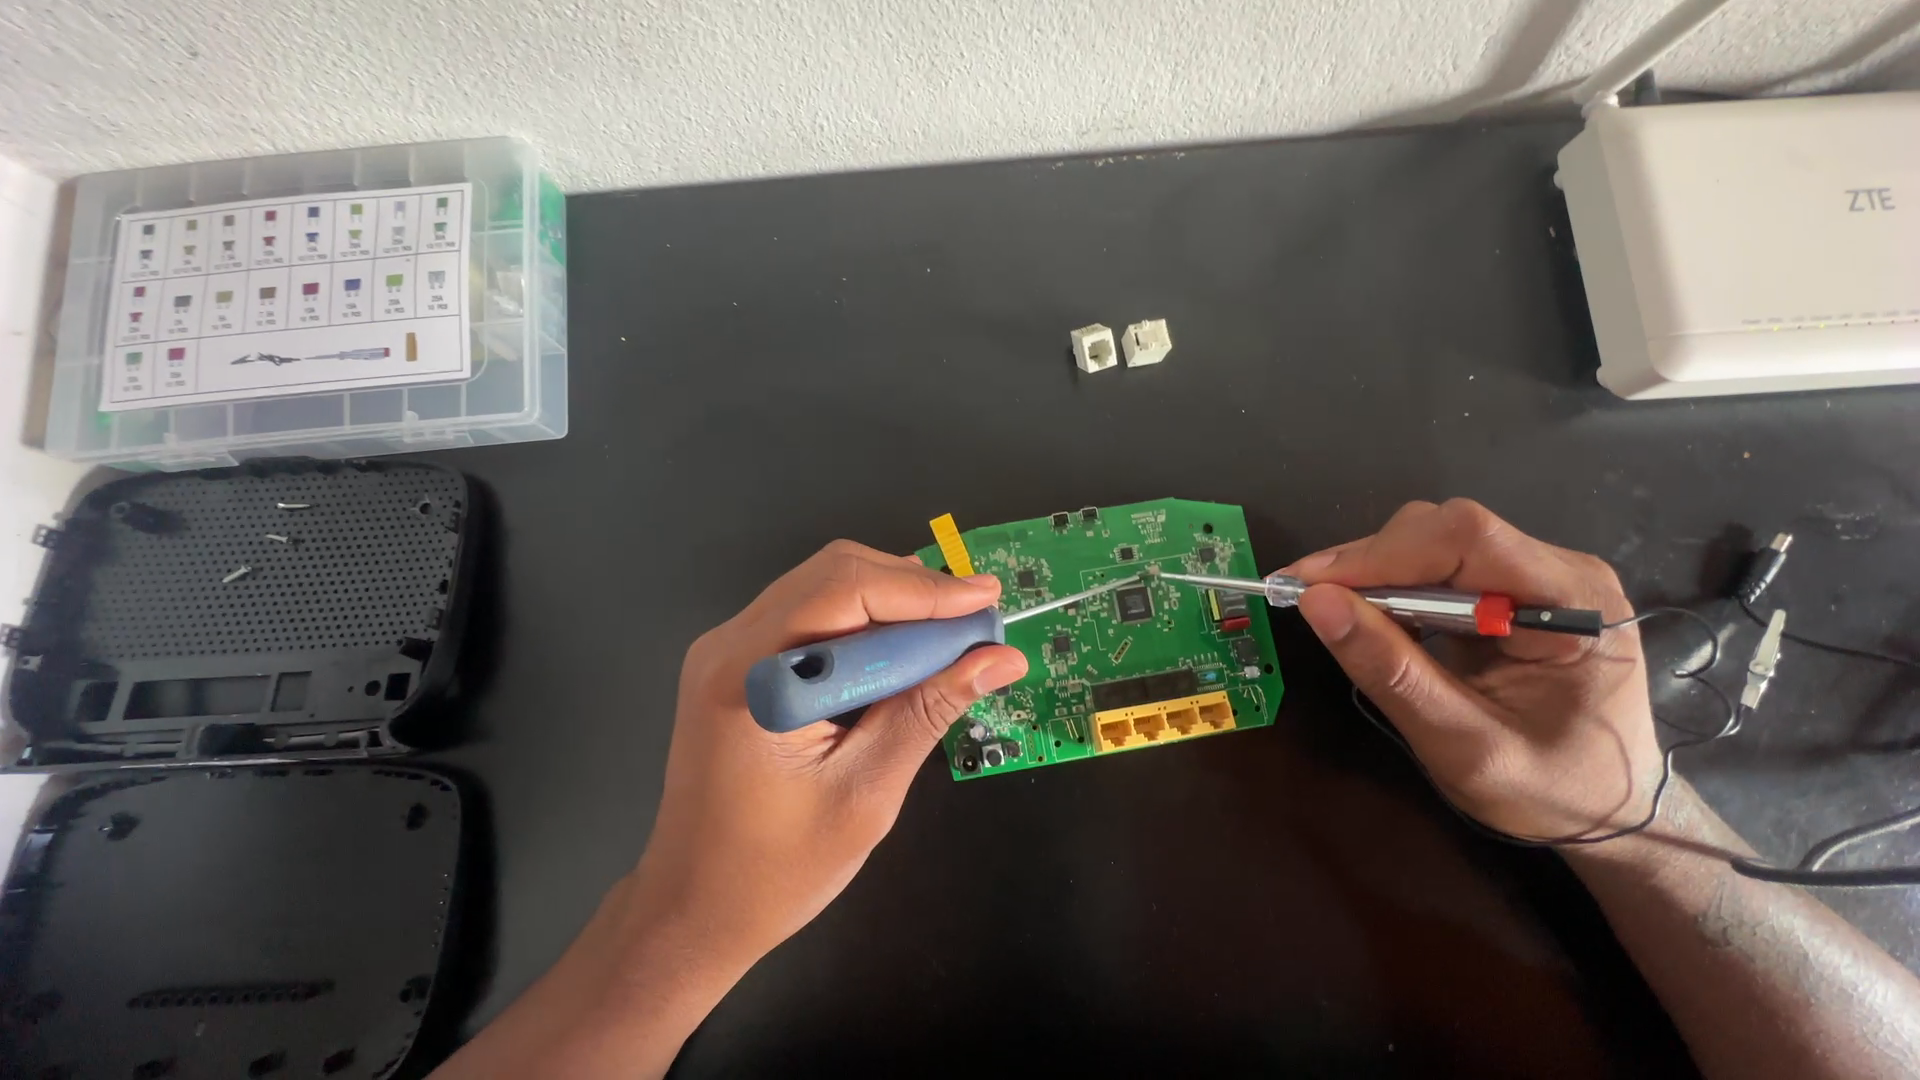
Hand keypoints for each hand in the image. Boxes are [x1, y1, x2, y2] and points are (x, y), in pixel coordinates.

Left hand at [630, 540, 1028, 963]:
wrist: (692, 911)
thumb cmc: (777, 870)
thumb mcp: (866, 792)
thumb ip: (929, 711)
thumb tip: (1002, 658)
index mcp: (750, 672)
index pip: (846, 590)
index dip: (925, 589)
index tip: (989, 598)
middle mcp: (730, 643)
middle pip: (833, 574)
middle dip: (911, 587)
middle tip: (975, 617)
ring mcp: (727, 650)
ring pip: (823, 587)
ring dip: (891, 602)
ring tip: (950, 632)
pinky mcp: (736, 665)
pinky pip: (810, 617)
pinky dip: (863, 624)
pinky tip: (901, 650)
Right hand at [1285, 499, 1655, 840]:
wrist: (1607, 815)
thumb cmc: (1547, 791)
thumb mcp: (1460, 743)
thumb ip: (1391, 670)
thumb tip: (1314, 601)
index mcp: (1571, 603)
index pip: (1464, 538)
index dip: (1378, 554)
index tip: (1307, 587)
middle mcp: (1560, 572)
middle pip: (1444, 531)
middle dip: (1369, 563)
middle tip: (1309, 602)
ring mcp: (1537, 577)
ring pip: (1433, 541)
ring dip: (1374, 573)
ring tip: (1336, 613)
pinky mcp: (1512, 589)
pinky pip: (1437, 566)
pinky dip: (1390, 586)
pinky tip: (1371, 618)